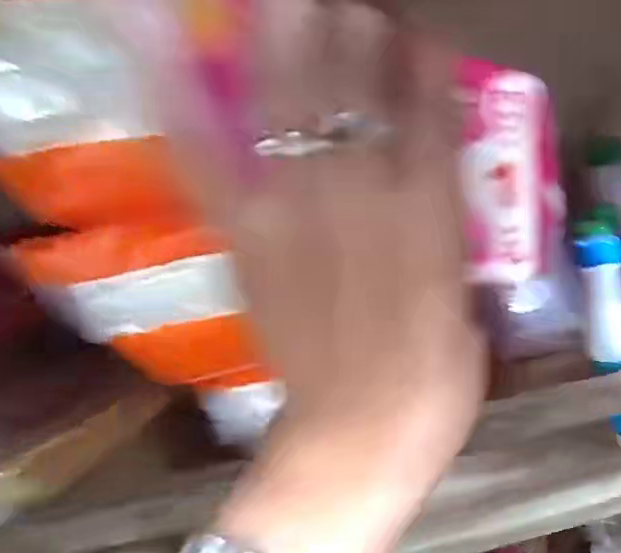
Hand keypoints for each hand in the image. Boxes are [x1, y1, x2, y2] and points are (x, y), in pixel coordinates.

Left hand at [123, 0, 486, 477]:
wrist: (359, 440)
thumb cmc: (436, 390)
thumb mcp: (470, 317)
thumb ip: (454, 250)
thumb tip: (439, 200)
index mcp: (426, 221)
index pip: (428, 117)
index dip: (428, 69)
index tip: (428, 40)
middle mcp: (357, 195)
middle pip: (353, 87)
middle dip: (357, 30)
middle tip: (358, 9)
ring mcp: (290, 207)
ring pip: (284, 94)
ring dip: (286, 30)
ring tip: (292, 0)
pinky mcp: (245, 234)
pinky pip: (203, 148)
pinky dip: (173, 84)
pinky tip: (149, 22)